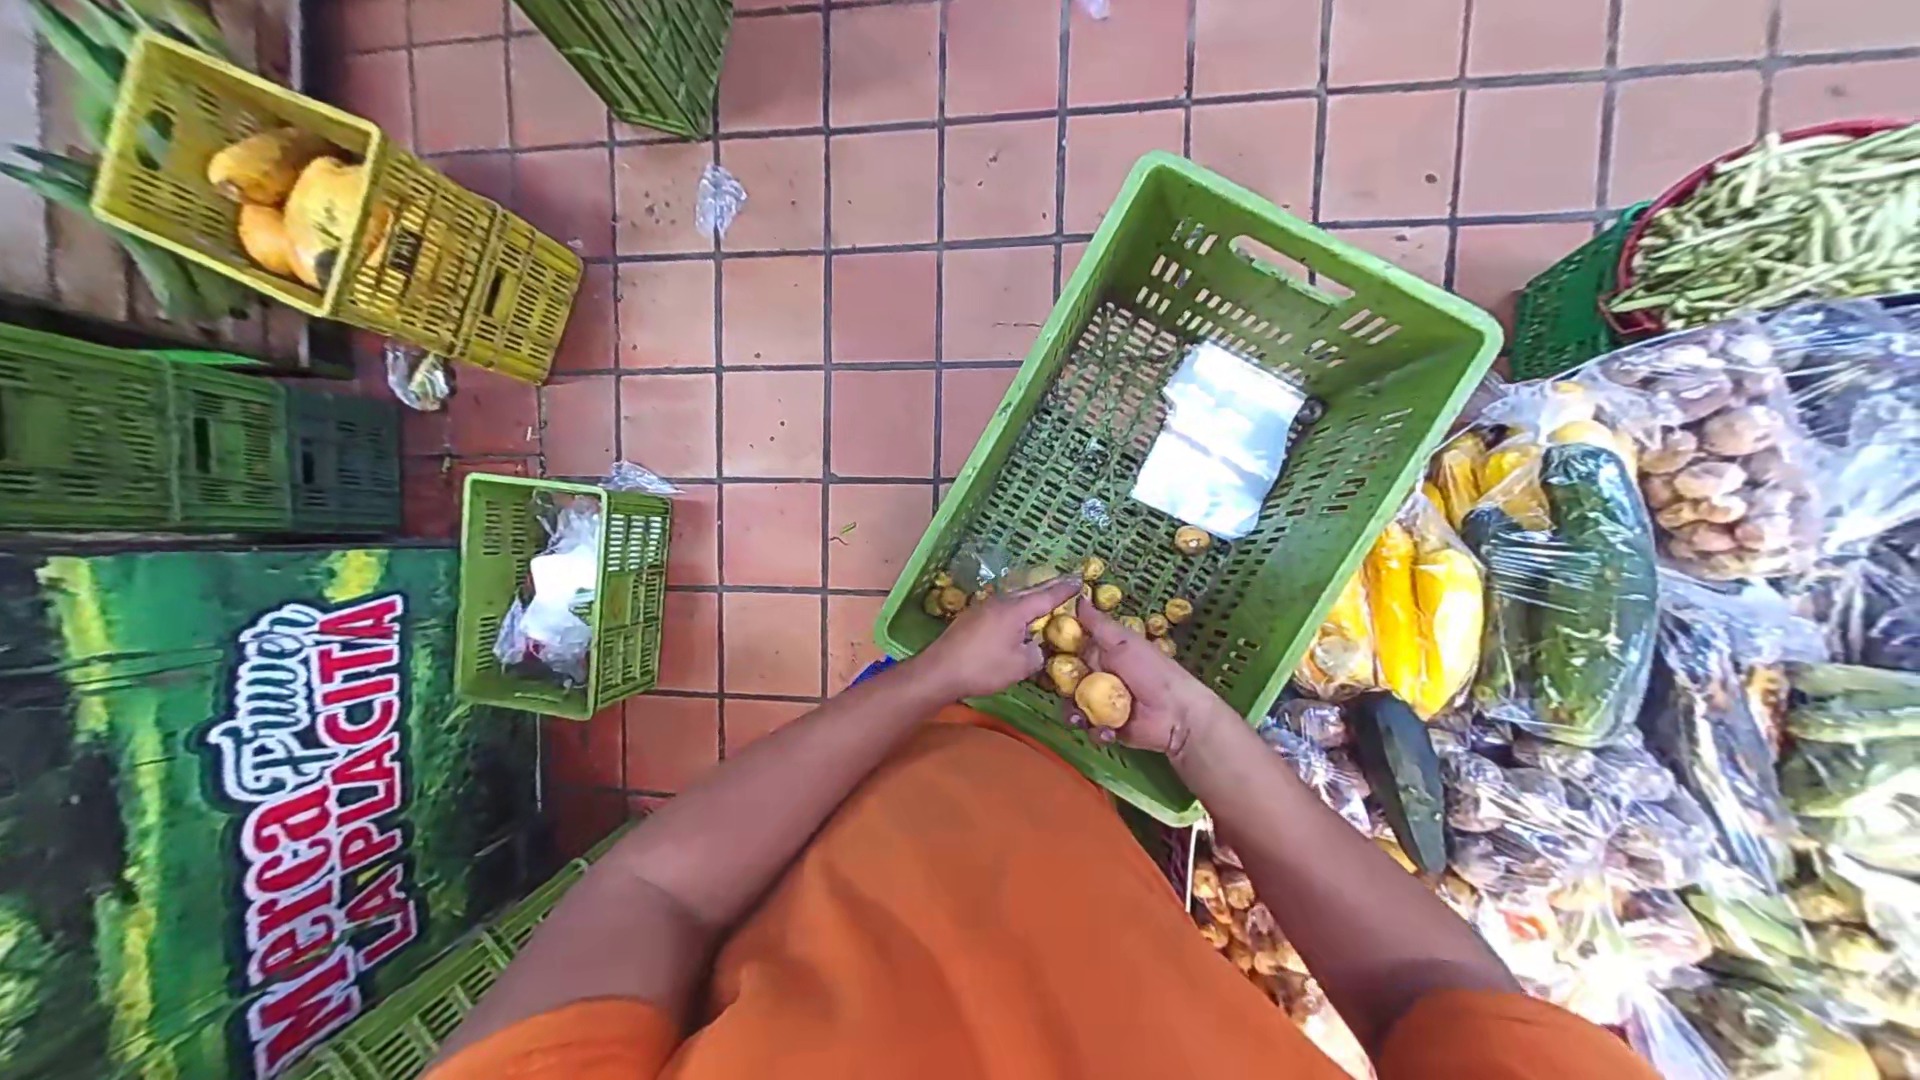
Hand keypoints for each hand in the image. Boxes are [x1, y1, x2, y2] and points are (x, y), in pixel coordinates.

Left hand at [916, 576, 1083, 699]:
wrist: (939, 670)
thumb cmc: (982, 668)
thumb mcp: (1020, 666)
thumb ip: (1036, 653)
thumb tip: (1037, 646)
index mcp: (1015, 609)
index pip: (1046, 596)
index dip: (1064, 589)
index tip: (1079, 580)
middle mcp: (1000, 602)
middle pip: (1030, 592)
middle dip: (1050, 588)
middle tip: (1068, 583)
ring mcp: (983, 608)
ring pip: (1014, 599)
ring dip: (1031, 598)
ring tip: (1046, 599)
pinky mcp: (972, 618)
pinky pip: (1002, 608)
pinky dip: (1017, 609)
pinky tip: (1018, 618)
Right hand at [1065, 600, 1234, 756]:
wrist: (1177, 714)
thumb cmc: (1152, 671)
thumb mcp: (1124, 642)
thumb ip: (1097, 623)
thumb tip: (1078, 595)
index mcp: (1100, 653)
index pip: (1068, 649)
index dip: (1053, 651)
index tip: (1039, 651)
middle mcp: (1096, 676)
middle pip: (1064, 680)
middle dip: (1059, 688)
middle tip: (1061, 691)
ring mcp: (1100, 703)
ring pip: (1072, 705)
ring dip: (1074, 712)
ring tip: (1082, 718)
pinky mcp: (1106, 726)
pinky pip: (1088, 727)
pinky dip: (1095, 730)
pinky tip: (1107, 730)